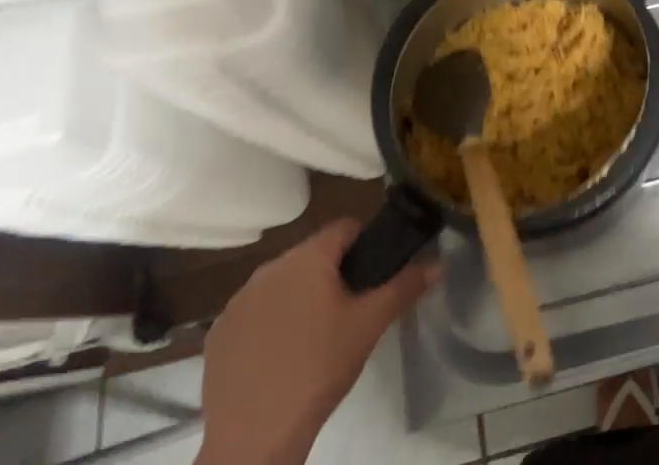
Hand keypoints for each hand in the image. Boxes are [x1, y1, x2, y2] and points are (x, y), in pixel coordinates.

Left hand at [198, 220, 439, 464]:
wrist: (256, 431)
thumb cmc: (320, 366)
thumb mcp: (370, 325)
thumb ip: (404, 287)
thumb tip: (438, 264)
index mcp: (306, 258)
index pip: (344, 227)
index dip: (368, 241)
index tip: (378, 271)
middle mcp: (267, 268)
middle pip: (312, 255)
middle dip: (334, 273)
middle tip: (354, 308)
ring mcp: (236, 300)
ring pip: (281, 284)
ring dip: (300, 297)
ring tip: (318, 335)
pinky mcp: (219, 333)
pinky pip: (254, 313)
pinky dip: (270, 324)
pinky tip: (282, 356)